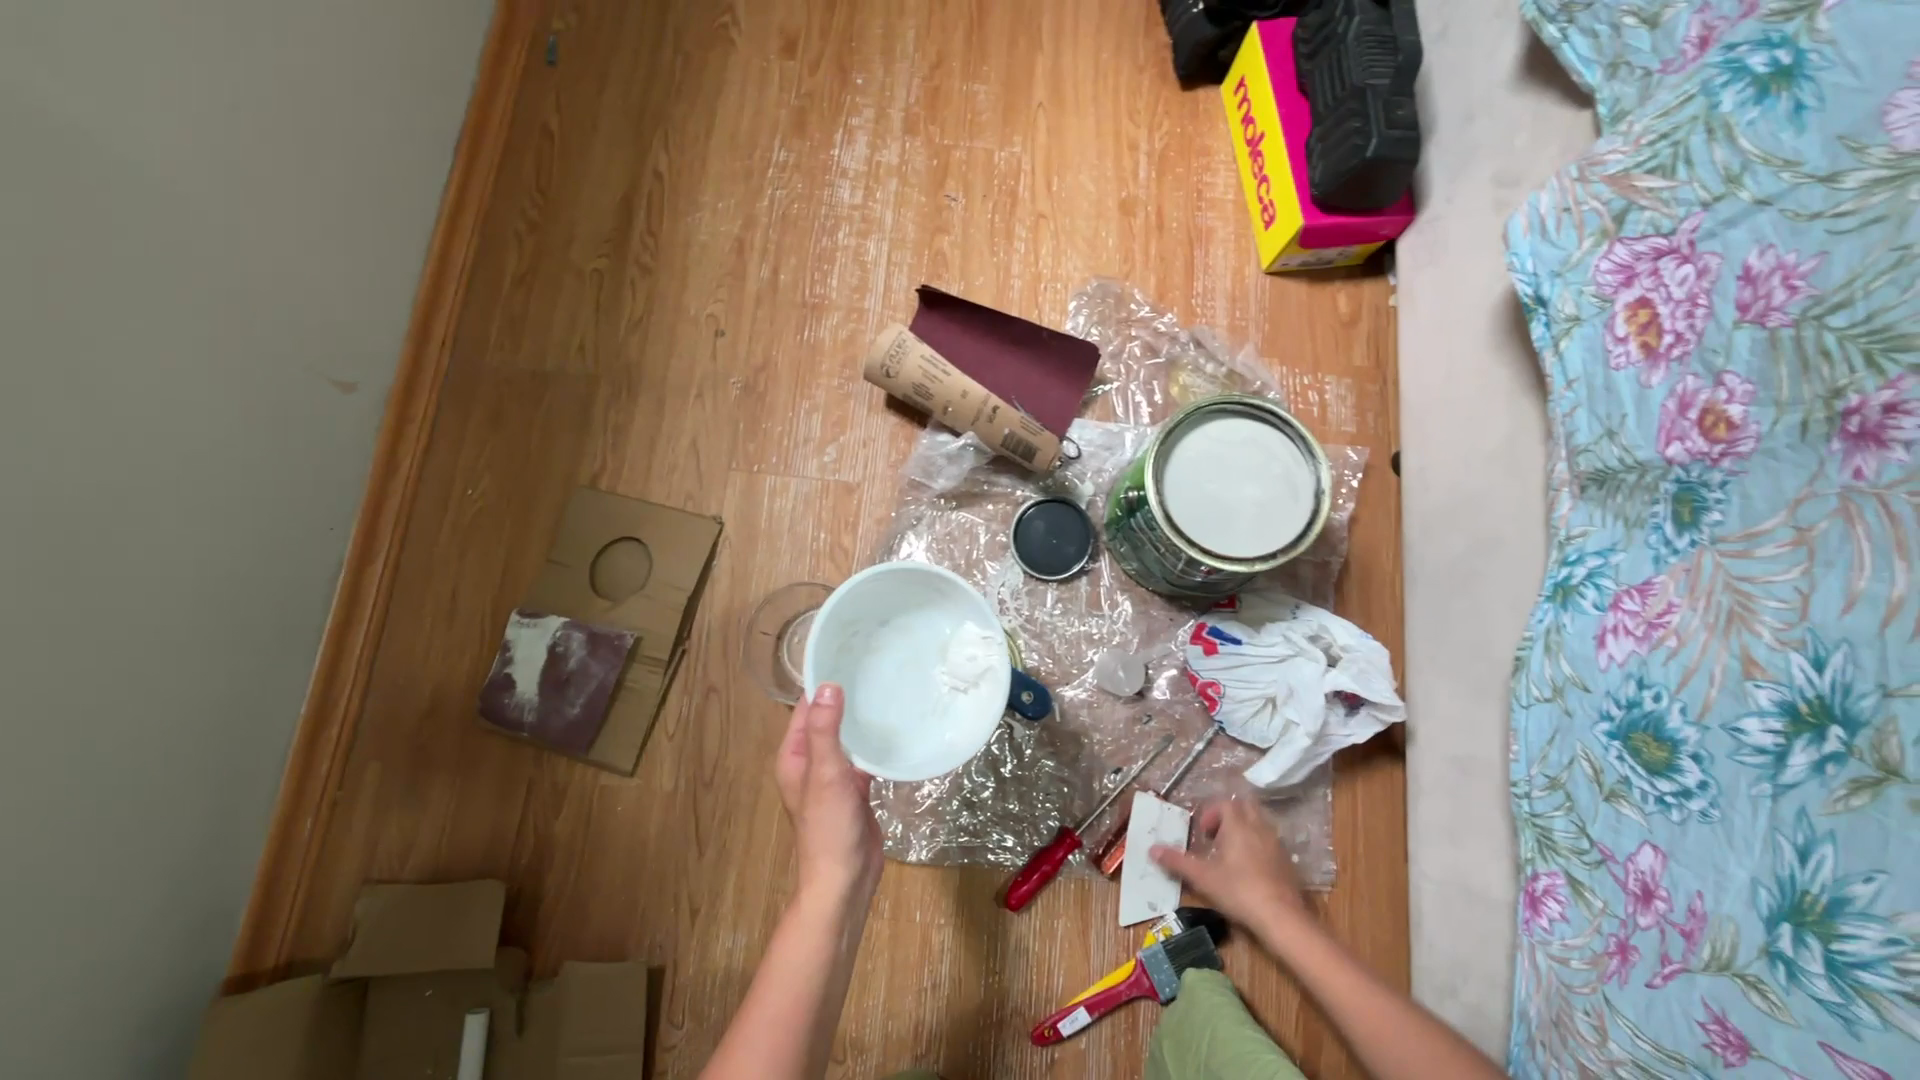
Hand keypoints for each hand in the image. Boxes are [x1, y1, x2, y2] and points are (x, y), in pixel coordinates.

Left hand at [775, 684, 882, 900]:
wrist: (845, 880)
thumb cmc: (828, 827)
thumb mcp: (826, 775)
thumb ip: (826, 731)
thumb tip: (830, 686)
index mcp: (794, 756)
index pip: (807, 708)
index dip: (824, 683)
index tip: (849, 655)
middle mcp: (811, 762)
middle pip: (829, 720)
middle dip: (848, 697)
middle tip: (878, 667)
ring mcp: (834, 777)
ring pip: (849, 739)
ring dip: (864, 720)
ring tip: (890, 690)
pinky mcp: (856, 790)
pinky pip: (865, 758)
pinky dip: (877, 745)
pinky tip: (898, 729)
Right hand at [1151, 798, 1307, 939]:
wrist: (1281, 917)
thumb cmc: (1238, 891)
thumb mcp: (1202, 877)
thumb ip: (1177, 861)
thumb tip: (1152, 849)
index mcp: (1238, 825)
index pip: (1225, 803)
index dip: (1211, 814)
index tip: (1203, 835)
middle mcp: (1259, 827)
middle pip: (1245, 806)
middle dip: (1229, 815)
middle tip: (1217, 837)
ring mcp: (1276, 843)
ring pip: (1260, 822)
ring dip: (1244, 829)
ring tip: (1231, 853)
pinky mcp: (1287, 860)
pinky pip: (1270, 840)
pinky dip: (1258, 844)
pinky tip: (1250, 869)